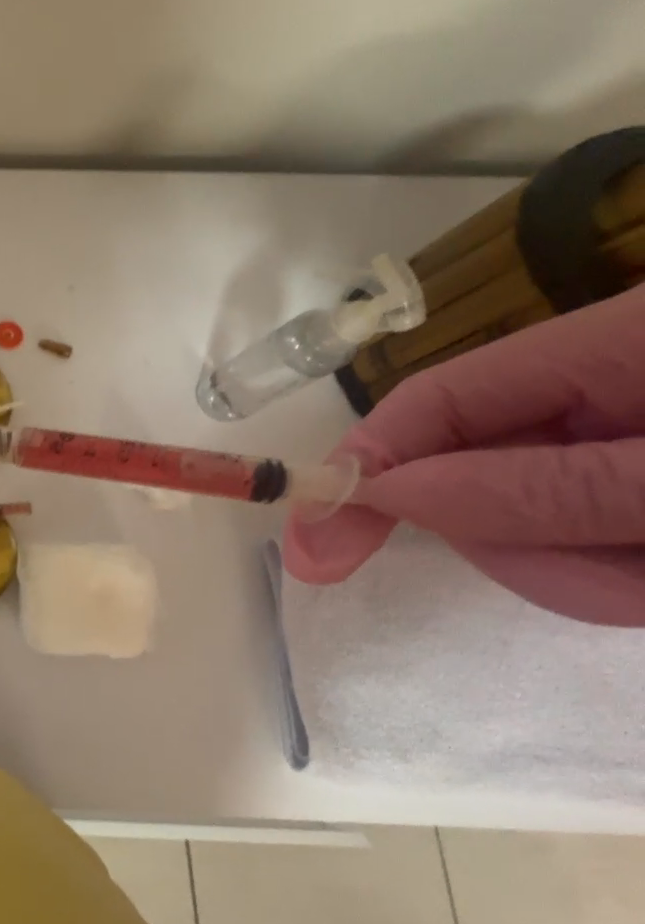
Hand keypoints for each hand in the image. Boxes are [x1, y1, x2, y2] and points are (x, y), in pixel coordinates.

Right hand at [284, 283, 644, 624]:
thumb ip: (541, 488)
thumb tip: (382, 495)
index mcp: (614, 346)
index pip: (436, 400)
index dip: (362, 464)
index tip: (310, 547)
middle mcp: (603, 390)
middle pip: (475, 470)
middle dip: (511, 540)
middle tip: (613, 577)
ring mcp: (622, 445)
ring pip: (527, 523)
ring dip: (577, 571)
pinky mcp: (635, 491)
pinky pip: (580, 545)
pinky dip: (614, 577)